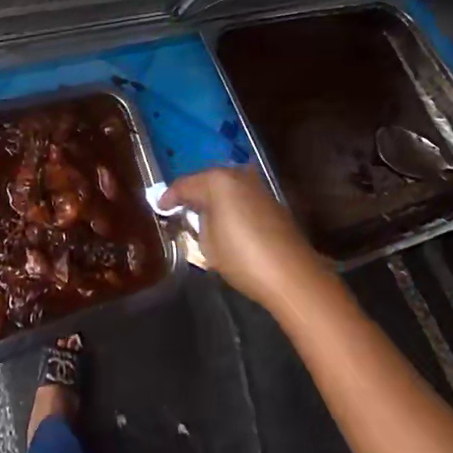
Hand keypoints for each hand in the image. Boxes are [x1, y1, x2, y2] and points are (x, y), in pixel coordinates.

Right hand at [158, 167, 323, 309]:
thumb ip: (198, 222)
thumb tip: (198, 215)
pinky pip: (241, 197)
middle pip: (207, 181)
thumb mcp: (207, 243)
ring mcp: (258, 187)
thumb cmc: (243, 257)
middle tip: (178, 209)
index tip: (159, 207)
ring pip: (227, 187)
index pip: (185, 184)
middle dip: (193, 194)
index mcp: (218, 180)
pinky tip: (225, 220)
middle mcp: (238, 176)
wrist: (293, 276)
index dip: (169, 197)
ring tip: (200, 216)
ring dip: (213, 199)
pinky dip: (230, 205)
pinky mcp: (272, 202)